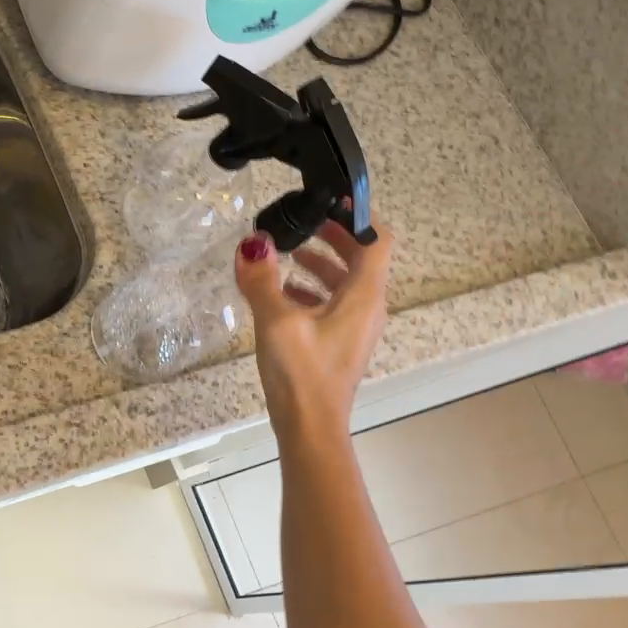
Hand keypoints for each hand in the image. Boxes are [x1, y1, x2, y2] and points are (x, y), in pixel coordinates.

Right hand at [234, 218, 393, 439]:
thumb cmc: (302, 371)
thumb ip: (262, 282)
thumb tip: (249, 245)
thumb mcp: (277, 321)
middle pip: (361, 260)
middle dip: (333, 238)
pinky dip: (310, 292)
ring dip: (319, 266)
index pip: (377, 240)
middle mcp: (367, 307)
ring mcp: (354, 328)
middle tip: (300, 223)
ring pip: (343, 284)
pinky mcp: (337, 345)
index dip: (357, 216)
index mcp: (363, 295)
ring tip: (284, 258)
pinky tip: (280, 297)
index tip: (328, 201)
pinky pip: (331, 306)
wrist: (310, 425)